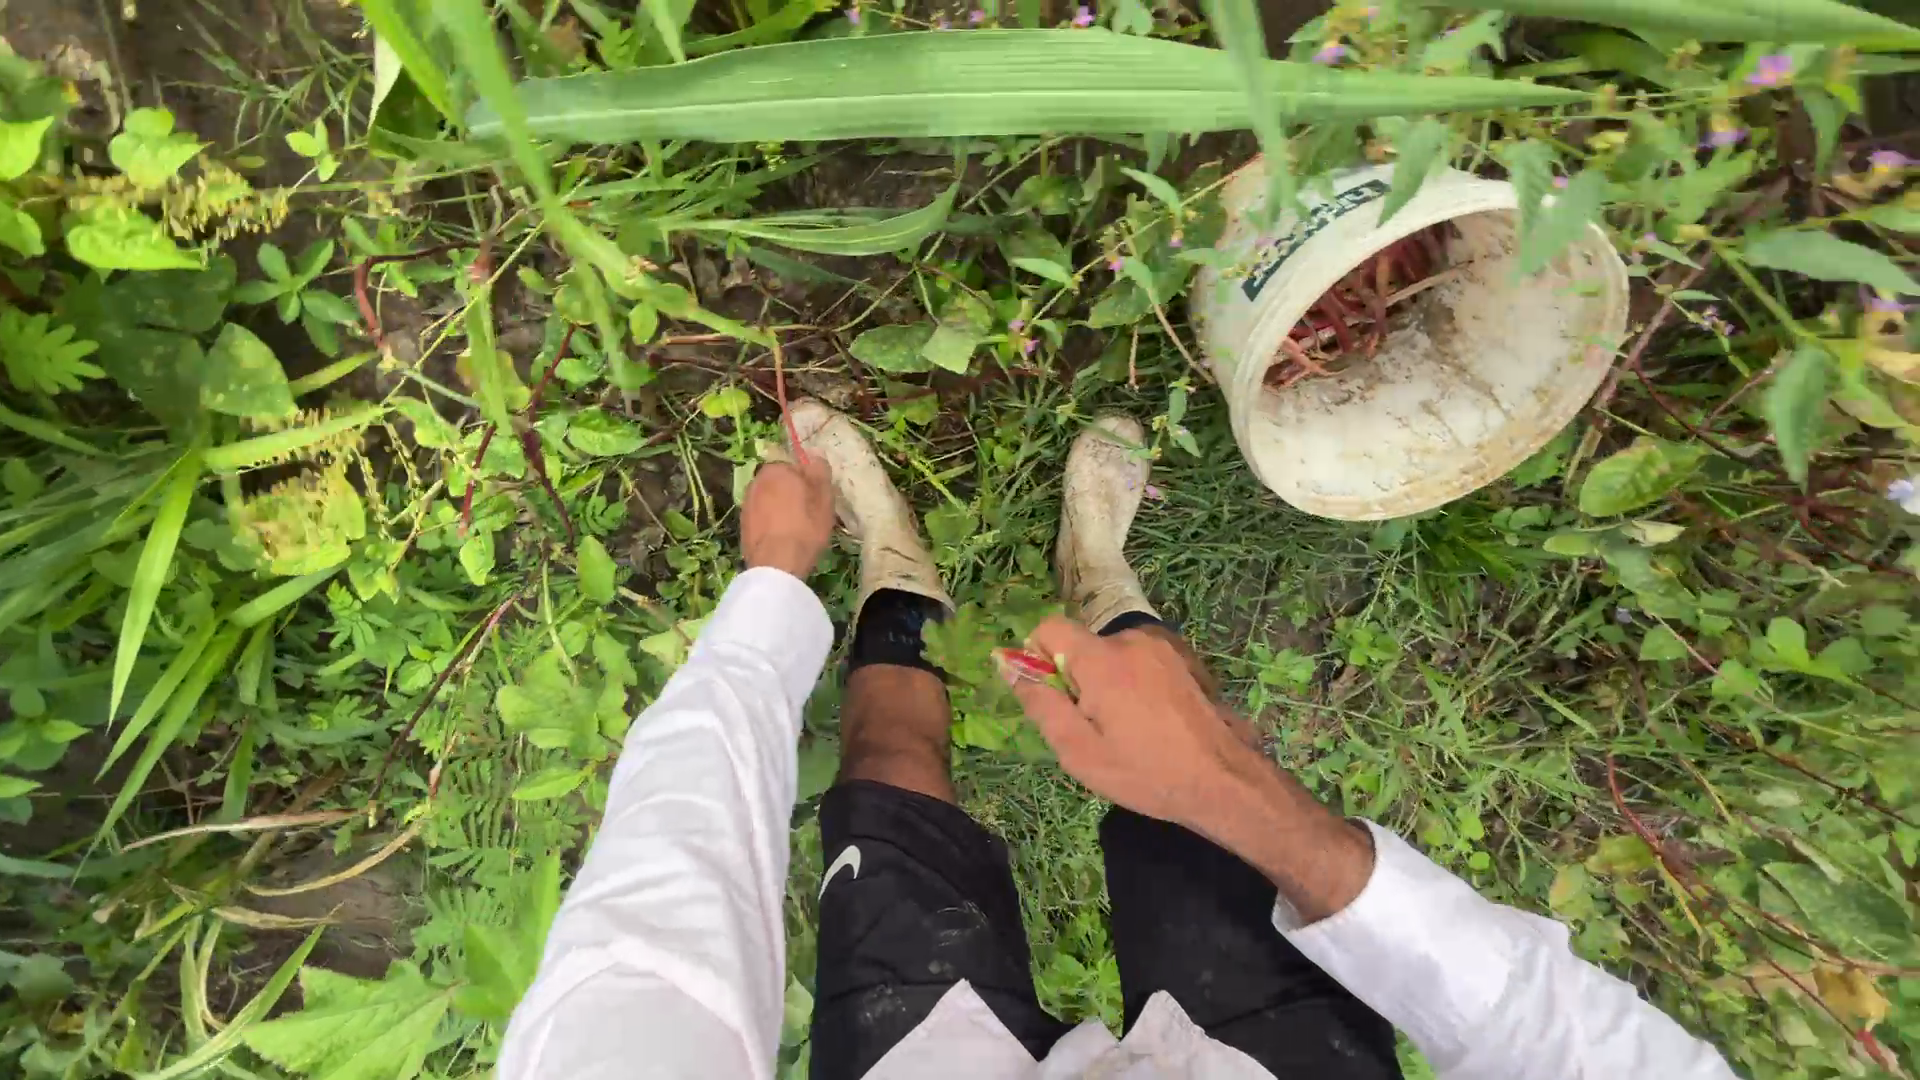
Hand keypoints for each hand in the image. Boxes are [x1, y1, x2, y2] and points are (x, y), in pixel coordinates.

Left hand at [741, 457, 834, 579]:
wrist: (777, 564)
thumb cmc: (806, 527)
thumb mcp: (824, 498)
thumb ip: (820, 472)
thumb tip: (815, 456)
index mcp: (776, 469)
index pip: (797, 467)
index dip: (810, 483)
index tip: (818, 499)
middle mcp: (756, 481)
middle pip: (781, 483)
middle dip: (793, 494)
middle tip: (810, 514)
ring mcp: (747, 503)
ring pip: (771, 500)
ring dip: (782, 509)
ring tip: (797, 529)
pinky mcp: (743, 524)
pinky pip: (763, 517)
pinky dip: (772, 523)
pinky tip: (783, 538)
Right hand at [999, 616, 1373, 920]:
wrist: (1223, 780)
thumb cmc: (1144, 772)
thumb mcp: (1078, 750)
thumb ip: (1039, 703)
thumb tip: (1007, 664)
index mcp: (1101, 659)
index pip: (1049, 627)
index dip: (1037, 656)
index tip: (1052, 695)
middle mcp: (1131, 639)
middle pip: (1080, 644)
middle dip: (1076, 677)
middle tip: (1094, 725)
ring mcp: (1161, 645)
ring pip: (1109, 653)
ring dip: (1105, 680)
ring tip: (1127, 727)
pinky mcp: (1181, 657)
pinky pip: (1137, 659)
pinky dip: (1132, 680)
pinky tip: (1152, 719)